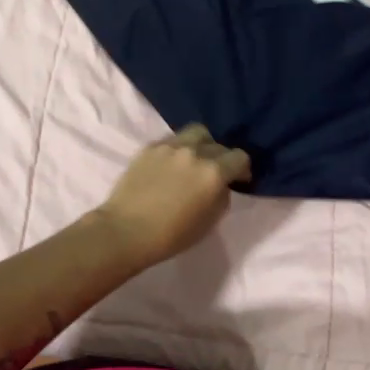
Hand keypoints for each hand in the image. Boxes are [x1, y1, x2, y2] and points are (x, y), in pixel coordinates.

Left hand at [91, 125, 250, 264]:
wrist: (126, 231)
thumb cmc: (171, 235)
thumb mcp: (209, 222)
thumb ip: (221, 196)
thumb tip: (221, 185)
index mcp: (213, 172)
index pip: (240, 157)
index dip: (242, 169)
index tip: (238, 180)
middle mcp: (194, 152)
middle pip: (219, 145)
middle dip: (222, 158)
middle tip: (215, 173)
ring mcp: (170, 147)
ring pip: (196, 133)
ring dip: (202, 145)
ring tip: (195, 160)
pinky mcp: (150, 147)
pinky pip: (172, 141)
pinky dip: (179, 149)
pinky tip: (171, 165)